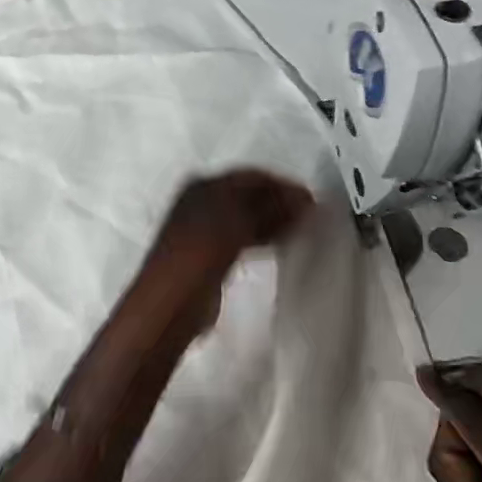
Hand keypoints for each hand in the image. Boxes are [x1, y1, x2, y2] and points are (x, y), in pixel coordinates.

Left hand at [155, 170, 312, 266]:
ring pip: (247, 216)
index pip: (252, 176)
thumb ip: (272, 209)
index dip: (283, 185)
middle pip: (249, 195)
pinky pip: (243, 238)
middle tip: (311, 215)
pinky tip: (279, 247)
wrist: (170, 305)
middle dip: (279, 202)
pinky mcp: (208, 255)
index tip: (311, 199)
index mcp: (204, 185)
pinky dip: (262, 237)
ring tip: (302, 230)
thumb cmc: (201, 255)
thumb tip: (304, 199)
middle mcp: (201, 201)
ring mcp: (203, 229)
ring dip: (273, 220)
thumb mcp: (239, 224)